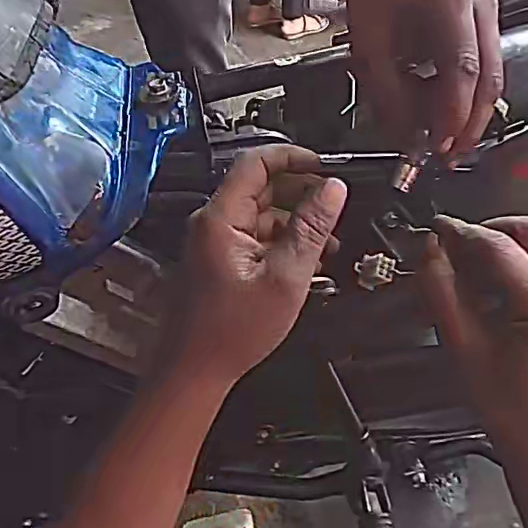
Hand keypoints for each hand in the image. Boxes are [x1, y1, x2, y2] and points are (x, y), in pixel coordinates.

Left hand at [155, 146, 347, 387]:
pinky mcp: (220, 258)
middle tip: (332, 206)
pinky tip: (306, 260)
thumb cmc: (228, 334)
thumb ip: (311, 229)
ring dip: (296, 221)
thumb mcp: (285, 278)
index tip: (322, 166)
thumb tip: (333, 190)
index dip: (293, 157)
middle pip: (262, 186)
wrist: (195, 370)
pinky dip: (283, 241)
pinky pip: (256, 235)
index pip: (256, 162)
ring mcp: (215, 241)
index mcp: (221, 219)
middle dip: (301, 193)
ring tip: (326, 241)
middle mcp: (213, 223)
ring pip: (262, 212)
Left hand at [346, 0, 501, 161]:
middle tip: (448, 155)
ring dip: (471, 118)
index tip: (439, 143)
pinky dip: (468, 102)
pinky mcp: (486, 29)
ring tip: (446, 143)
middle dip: (469, 125)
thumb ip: (390, 96)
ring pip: (491, 80)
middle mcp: (478, 3)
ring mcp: (488, 15)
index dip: (453, 114)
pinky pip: (485, 74)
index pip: (462, 68)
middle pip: (487, 78)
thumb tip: (410, 138)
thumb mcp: (369, 49)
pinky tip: (447, 118)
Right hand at [418, 216, 527, 464]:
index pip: (500, 246)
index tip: (442, 230)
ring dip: (519, 242)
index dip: (463, 233)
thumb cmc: (517, 414)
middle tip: (462, 243)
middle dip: (493, 230)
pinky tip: (517, 281)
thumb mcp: (465, 350)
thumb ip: (442, 292)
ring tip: (487, 262)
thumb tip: (432, 252)